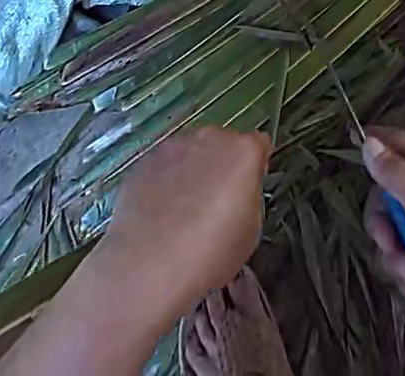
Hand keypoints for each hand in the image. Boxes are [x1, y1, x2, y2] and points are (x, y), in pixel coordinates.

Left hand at [98, 125, 270, 323]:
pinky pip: (164, 166)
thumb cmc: (210, 253)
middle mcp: (210, 137)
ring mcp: (175, 146)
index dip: (255, 167)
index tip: (247, 188)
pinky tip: (159, 213)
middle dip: (222, 165)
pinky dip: (165, 181)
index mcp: (244, 151)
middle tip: (215, 202)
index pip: (259, 145)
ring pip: (192, 152)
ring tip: (182, 211)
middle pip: (224, 144)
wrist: (147, 267)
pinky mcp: (145, 161)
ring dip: (193, 171)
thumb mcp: (251, 230)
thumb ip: (249, 196)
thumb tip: (239, 189)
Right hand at [360, 126, 404, 350]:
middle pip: (387, 195)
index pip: (400, 144)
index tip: (352, 144)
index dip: (376, 142)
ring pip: (392, 233)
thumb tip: (370, 141)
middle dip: (383, 223)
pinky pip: (402, 261)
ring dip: (396, 257)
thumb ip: (395, 173)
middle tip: (389, 239)